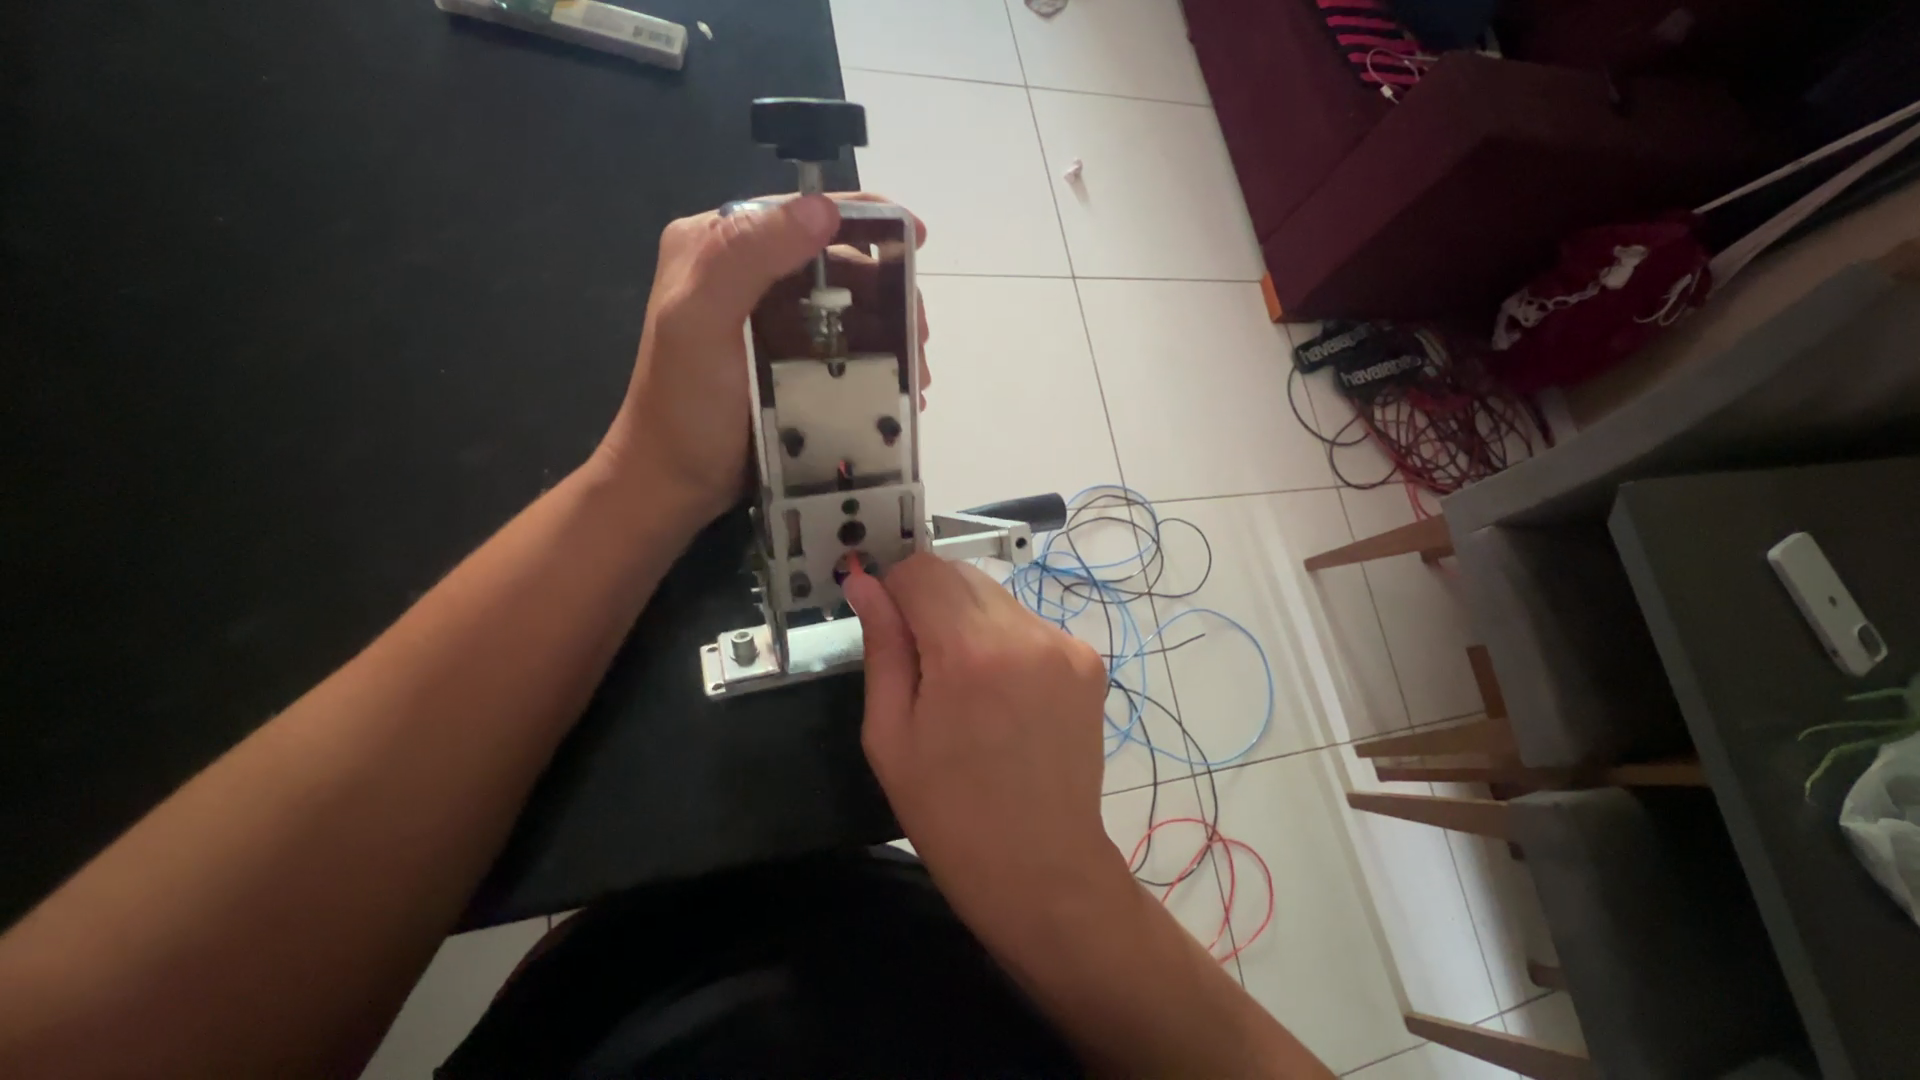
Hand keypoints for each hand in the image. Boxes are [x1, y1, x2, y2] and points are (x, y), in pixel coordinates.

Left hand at [598, 194, 930, 524]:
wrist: (676, 483)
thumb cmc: (685, 407)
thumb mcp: (700, 323)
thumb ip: (748, 257)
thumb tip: (824, 209)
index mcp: (715, 245)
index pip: (797, 213)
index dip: (862, 220)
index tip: (917, 241)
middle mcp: (744, 272)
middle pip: (834, 260)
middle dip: (887, 290)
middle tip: (918, 335)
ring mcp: (768, 318)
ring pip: (846, 304)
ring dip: (890, 329)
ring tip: (914, 372)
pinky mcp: (787, 358)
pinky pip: (842, 342)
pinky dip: (876, 358)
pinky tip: (896, 384)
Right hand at [845, 556, 1130, 933]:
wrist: (1040, 867)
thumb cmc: (949, 811)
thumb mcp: (891, 734)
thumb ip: (881, 646)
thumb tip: (864, 584)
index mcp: (970, 652)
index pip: (923, 569)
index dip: (895, 589)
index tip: (888, 626)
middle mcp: (1026, 633)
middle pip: (962, 575)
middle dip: (931, 602)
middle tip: (922, 664)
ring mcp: (1067, 646)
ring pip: (997, 598)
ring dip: (969, 622)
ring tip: (966, 688)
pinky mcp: (1090, 662)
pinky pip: (1029, 627)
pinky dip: (1006, 644)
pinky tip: (1002, 697)